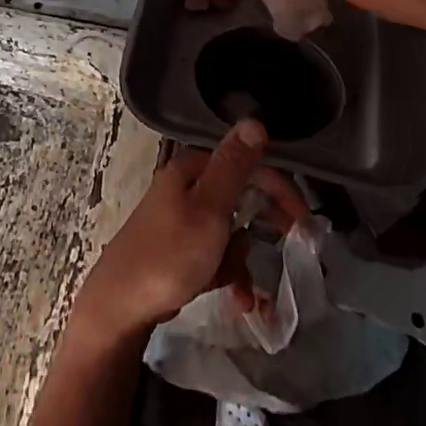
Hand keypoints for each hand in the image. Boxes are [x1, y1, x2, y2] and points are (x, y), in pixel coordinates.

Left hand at [71, 121, 303, 340]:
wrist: (120, 305)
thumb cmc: (169, 255)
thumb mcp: (208, 209)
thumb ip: (233, 167)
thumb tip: (254, 120)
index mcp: (191, 170)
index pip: (247, 166)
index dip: (280, 190)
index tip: (305, 223)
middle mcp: (185, 187)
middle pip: (240, 198)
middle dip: (264, 228)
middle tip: (290, 251)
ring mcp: (180, 218)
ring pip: (230, 231)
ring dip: (244, 261)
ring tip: (248, 292)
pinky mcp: (178, 248)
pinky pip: (214, 254)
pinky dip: (227, 274)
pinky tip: (236, 299)